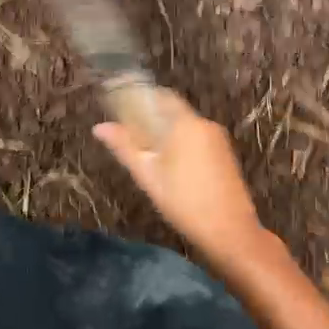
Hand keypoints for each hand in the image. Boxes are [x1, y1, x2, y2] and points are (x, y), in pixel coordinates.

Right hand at [94, 91, 265, 255]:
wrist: (230, 231)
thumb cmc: (184, 201)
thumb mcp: (147, 175)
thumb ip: (124, 146)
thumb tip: (99, 127)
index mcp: (186, 124)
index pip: (162, 97)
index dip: (141, 99)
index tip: (122, 110)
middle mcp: (205, 125)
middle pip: (173, 113)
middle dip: (152, 122)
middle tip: (131, 139)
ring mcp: (219, 140)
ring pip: (186, 128)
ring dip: (167, 135)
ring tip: (148, 157)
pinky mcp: (225, 155)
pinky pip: (198, 139)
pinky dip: (182, 145)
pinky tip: (171, 168)